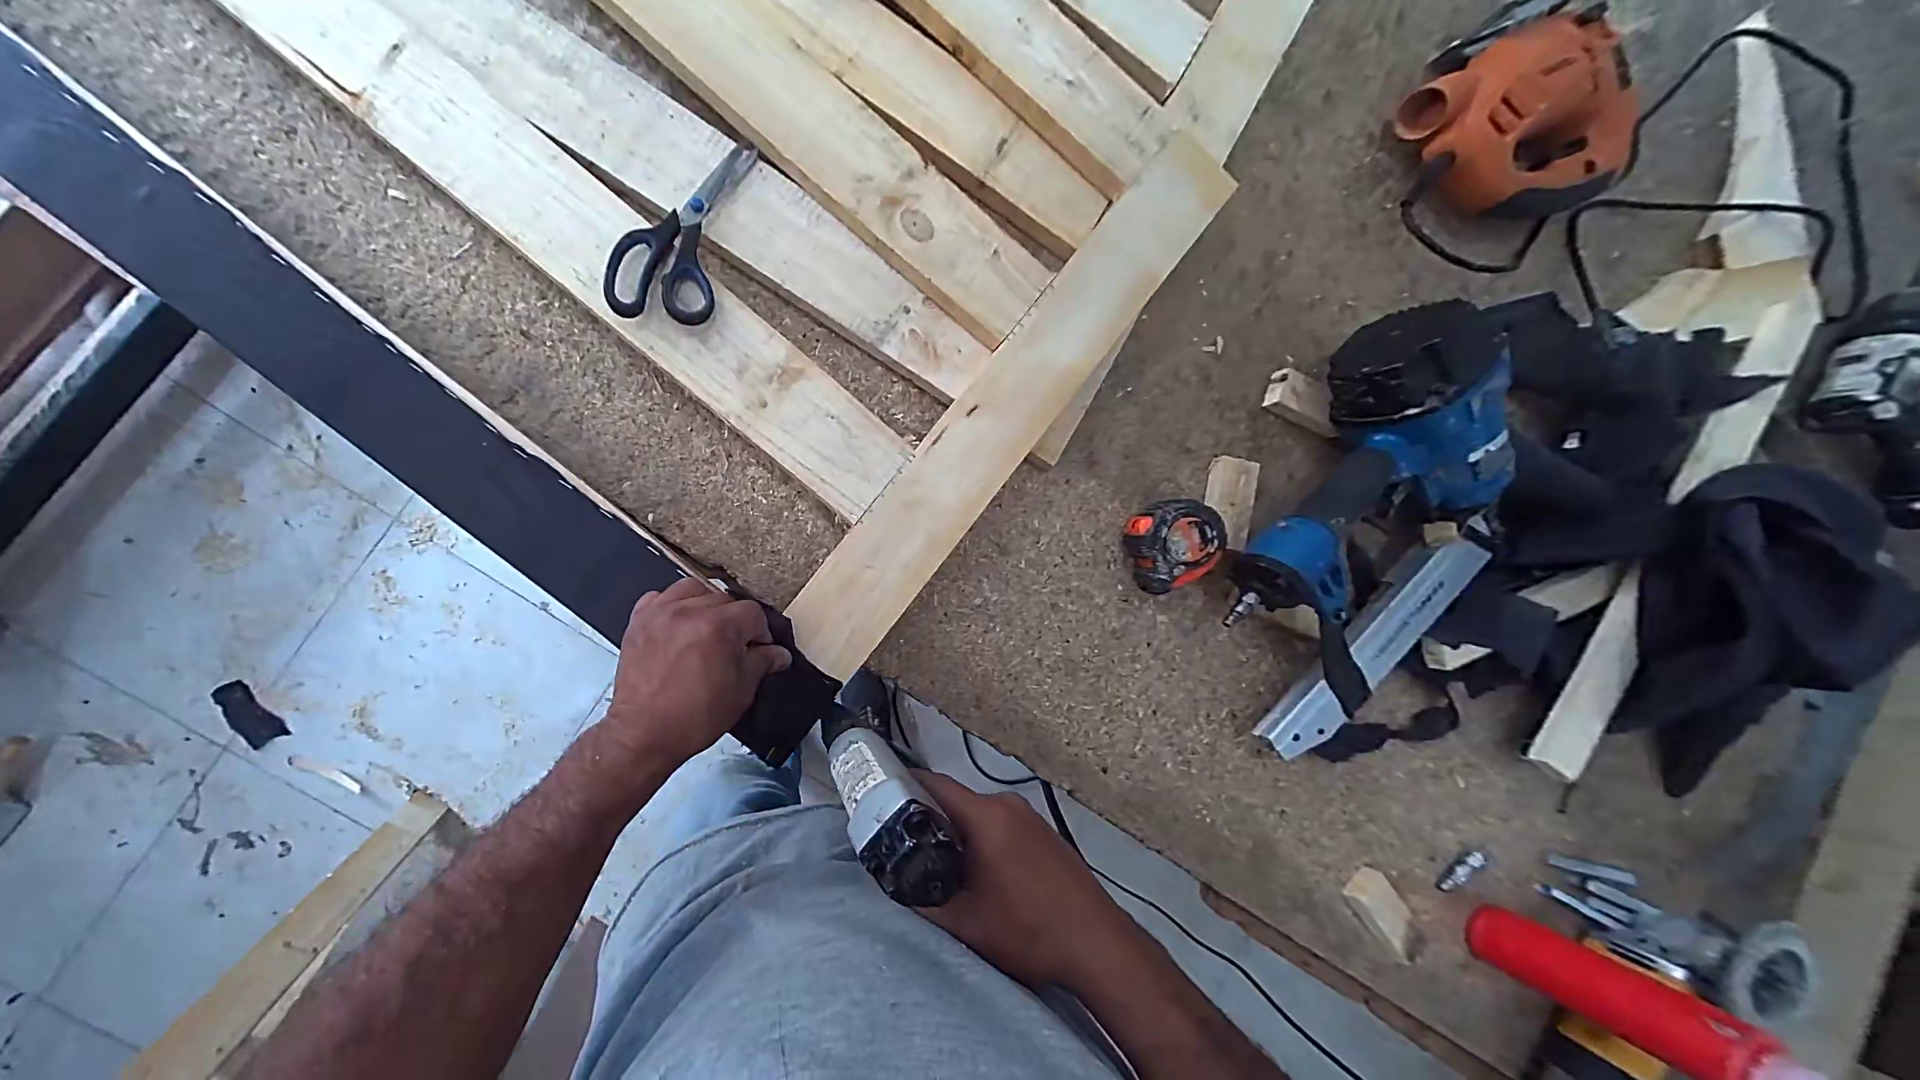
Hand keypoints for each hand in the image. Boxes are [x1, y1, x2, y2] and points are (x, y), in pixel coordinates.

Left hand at [595, 579, 790, 769]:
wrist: (645, 734)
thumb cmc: (690, 717)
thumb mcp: (741, 690)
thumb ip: (762, 663)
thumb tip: (777, 654)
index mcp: (719, 627)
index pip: (753, 613)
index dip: (761, 632)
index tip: (759, 648)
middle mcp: (689, 612)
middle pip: (726, 599)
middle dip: (736, 621)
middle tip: (736, 646)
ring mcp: (661, 615)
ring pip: (694, 589)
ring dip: (706, 604)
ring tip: (708, 627)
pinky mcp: (639, 622)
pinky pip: (659, 597)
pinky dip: (672, 605)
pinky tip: (679, 623)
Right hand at [911, 771, 1142, 990]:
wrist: (1097, 944)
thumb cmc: (1032, 932)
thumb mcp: (967, 924)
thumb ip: (924, 902)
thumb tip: (897, 886)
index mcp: (988, 817)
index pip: (935, 784)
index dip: (903, 785)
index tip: (880, 796)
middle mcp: (1009, 806)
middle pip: (956, 800)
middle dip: (929, 819)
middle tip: (905, 844)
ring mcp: (1031, 817)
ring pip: (979, 813)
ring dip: (958, 832)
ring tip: (940, 865)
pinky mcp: (1044, 832)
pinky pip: (1002, 823)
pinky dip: (984, 838)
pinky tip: (981, 872)